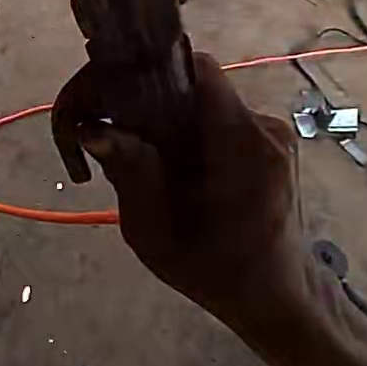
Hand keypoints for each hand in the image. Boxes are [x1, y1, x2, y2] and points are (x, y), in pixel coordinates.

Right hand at [78, 54, 316, 334]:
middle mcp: (262, 127)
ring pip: (204, 104)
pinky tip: (174, 167)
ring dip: (170, 121)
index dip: (151, 71)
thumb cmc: (214, 271)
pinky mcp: (270, 142)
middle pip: (196, 86)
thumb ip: (128, 173)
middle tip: (116, 132)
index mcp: (239, 144)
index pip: (197, 70)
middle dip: (150, 102)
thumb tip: (89, 128)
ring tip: (143, 156)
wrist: (278, 295)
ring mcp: (271, 132)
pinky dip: (190, 134)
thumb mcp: (154, 231)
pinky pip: (218, 120)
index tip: (114, 95)